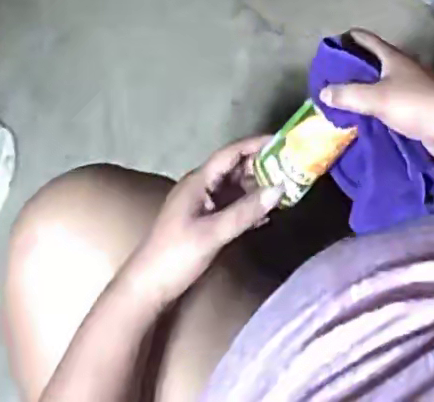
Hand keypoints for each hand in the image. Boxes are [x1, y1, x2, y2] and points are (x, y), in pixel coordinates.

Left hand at [120, 135, 280, 305]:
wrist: (143, 291)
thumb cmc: (175, 256)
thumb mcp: (213, 233)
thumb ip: (246, 211)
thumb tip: (280, 188)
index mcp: (199, 180)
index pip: (232, 152)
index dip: (257, 144)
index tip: (283, 141)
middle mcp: (200, 186)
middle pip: (235, 167)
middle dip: (262, 166)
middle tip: (290, 167)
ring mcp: (201, 204)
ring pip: (235, 187)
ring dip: (257, 187)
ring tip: (285, 189)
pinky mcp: (202, 222)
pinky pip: (231, 205)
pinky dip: (249, 206)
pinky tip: (267, 214)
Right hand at [317, 30, 433, 158]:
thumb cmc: (413, 103)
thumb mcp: (375, 97)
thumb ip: (348, 94)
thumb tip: (323, 91)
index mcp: (393, 57)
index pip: (368, 39)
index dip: (350, 37)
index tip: (332, 42)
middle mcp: (403, 67)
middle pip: (375, 60)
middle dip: (355, 65)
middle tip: (332, 74)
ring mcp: (412, 86)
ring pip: (383, 82)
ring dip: (366, 87)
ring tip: (344, 95)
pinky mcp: (417, 107)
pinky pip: (390, 102)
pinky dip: (377, 105)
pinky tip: (365, 115)